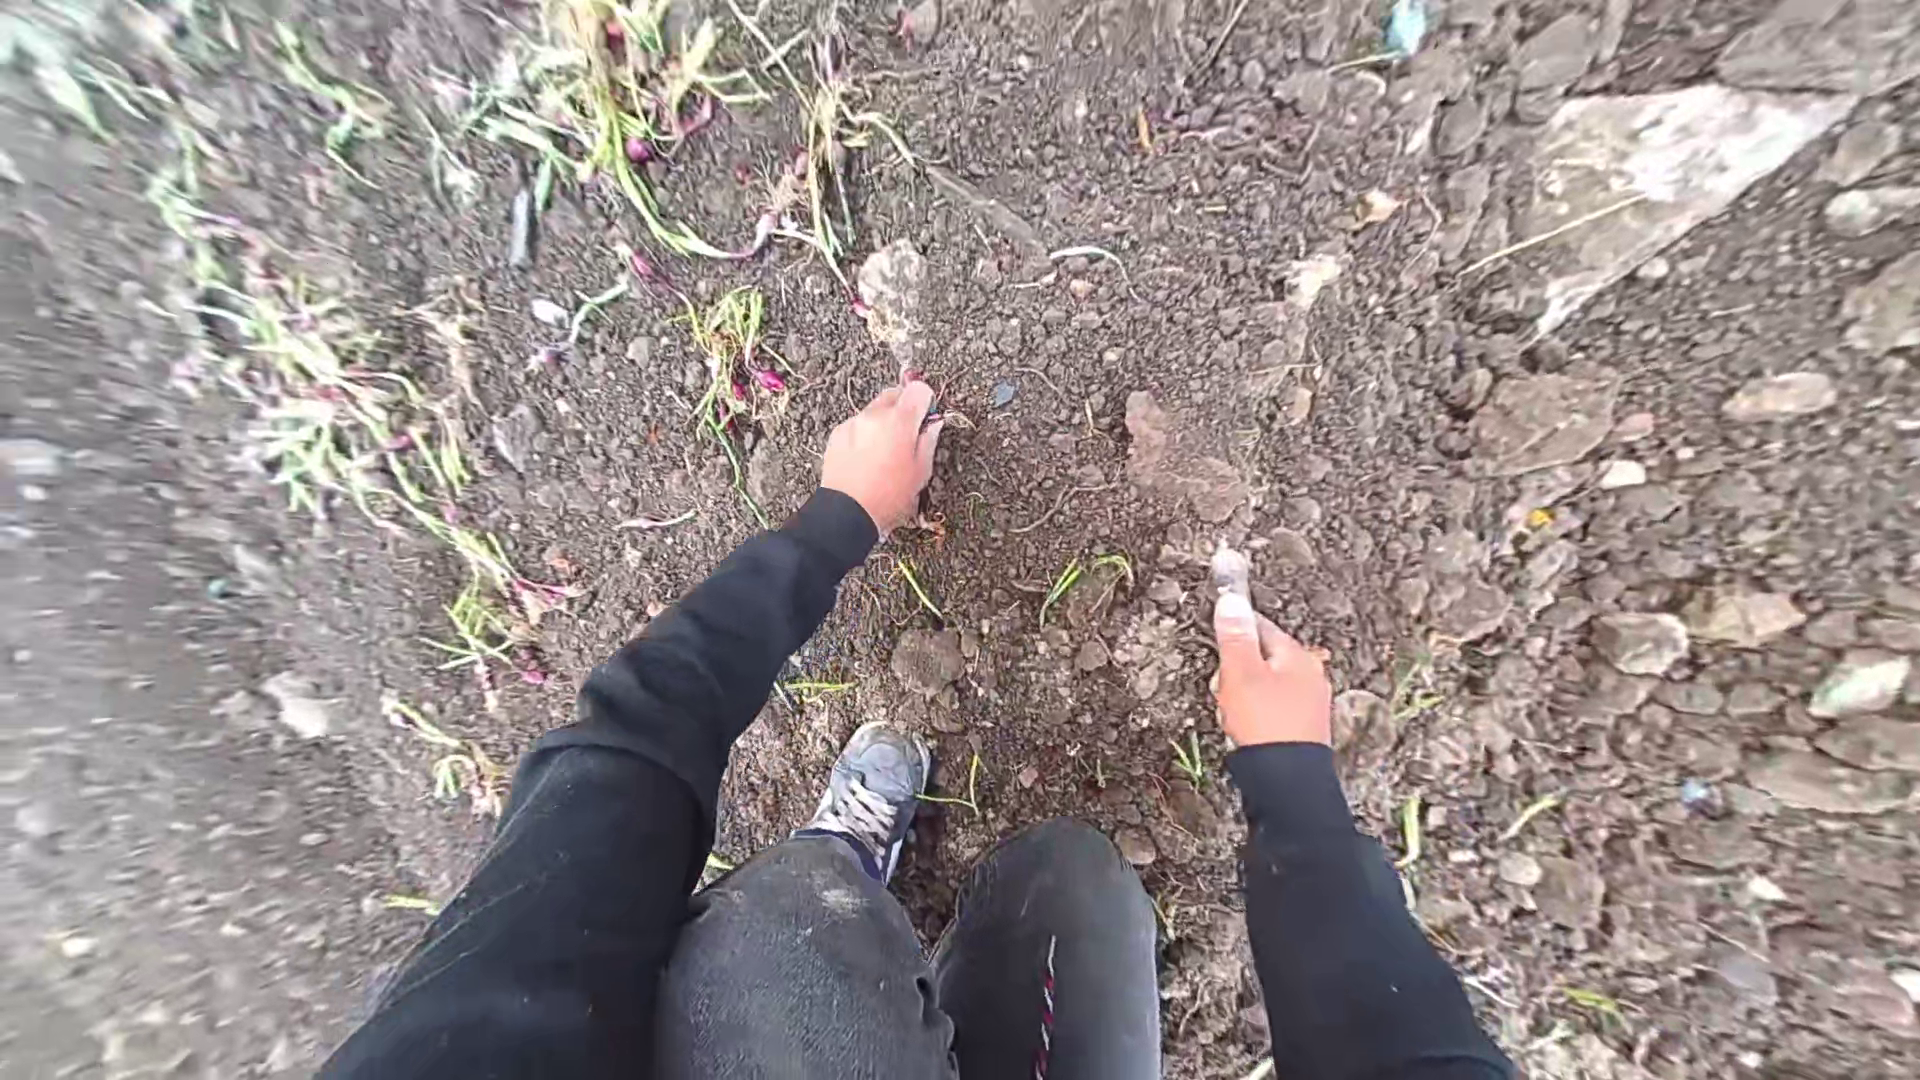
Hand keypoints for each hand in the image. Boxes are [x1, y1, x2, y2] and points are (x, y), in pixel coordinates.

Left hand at [820, 379, 942, 534]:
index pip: (918, 389)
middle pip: (895, 394)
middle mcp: (875, 415)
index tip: (926, 416)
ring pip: (874, 410)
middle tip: (909, 435)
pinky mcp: (838, 434)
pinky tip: (868, 458)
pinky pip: (857, 424)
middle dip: (904, 409)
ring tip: (886, 453)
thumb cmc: (888, 496)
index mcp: (900, 421)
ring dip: (883, 422)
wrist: (848, 511)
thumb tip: (933, 424)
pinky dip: (865, 434)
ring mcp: (854, 423)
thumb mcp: (921, 471)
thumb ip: (928, 440)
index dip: (926, 401)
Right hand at [1212, 591, 1331, 747]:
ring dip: (1244, 687)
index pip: (1259, 625)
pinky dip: (1255, 706)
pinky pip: (1272, 701)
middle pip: (1262, 653)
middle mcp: (1310, 673)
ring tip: (1232, 707)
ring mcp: (1309, 699)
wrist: (1286, 779)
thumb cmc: (1263, 721)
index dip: (1233, 628)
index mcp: (1297, 656)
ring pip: (1265, 679)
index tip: (1214, 634)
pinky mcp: (1303, 722)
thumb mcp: (1240, 672)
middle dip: (1236, 665)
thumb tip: (1231, 600)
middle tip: (1223, 683)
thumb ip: (1235, 635)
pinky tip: (1245, 721)